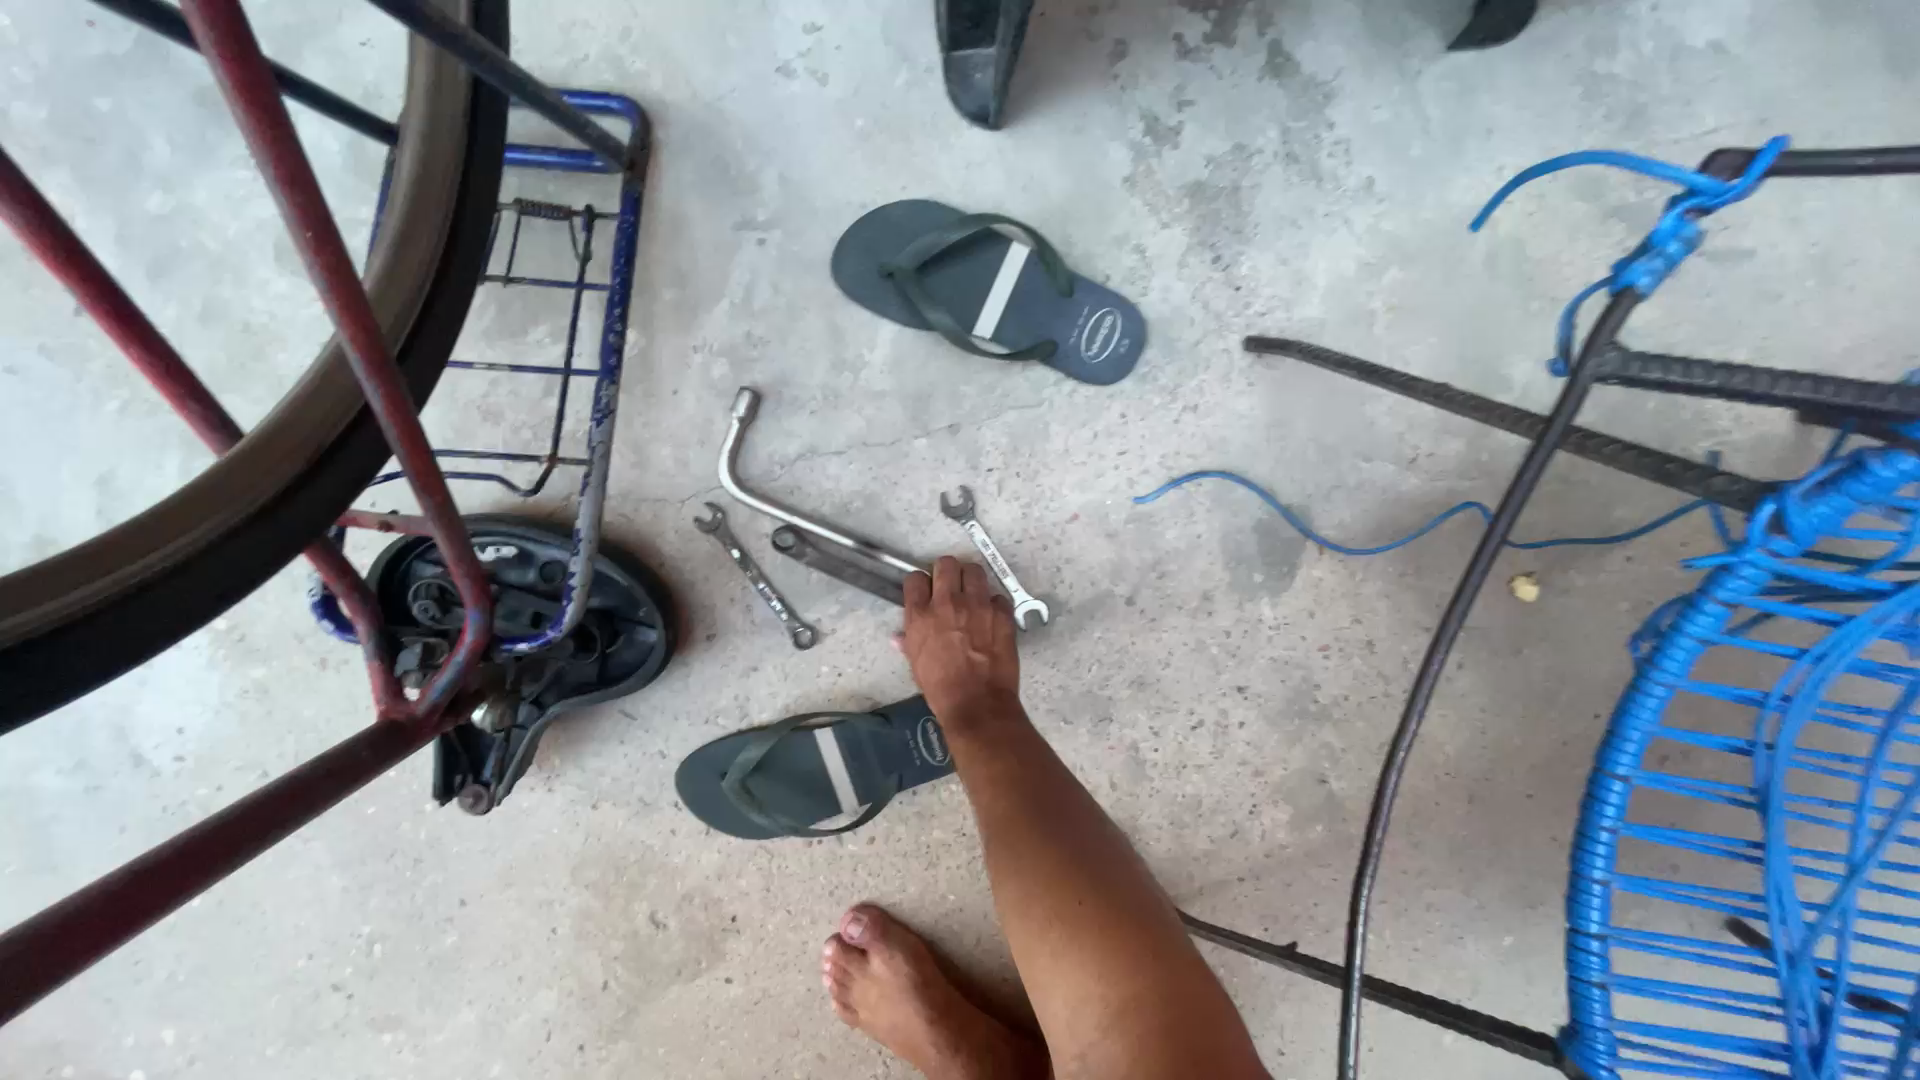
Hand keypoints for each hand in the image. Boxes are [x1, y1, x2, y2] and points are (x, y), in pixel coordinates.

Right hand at [901, 556, 1019, 721]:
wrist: (977, 703)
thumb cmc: (940, 688)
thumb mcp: (916, 665)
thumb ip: (909, 643)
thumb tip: (898, 637)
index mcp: (921, 615)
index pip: (915, 578)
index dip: (921, 583)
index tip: (926, 590)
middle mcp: (947, 602)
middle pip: (946, 564)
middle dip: (947, 571)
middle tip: (951, 584)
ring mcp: (977, 605)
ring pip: (974, 570)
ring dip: (972, 579)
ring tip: (973, 593)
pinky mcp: (1001, 614)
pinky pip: (998, 597)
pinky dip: (994, 604)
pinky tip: (992, 617)